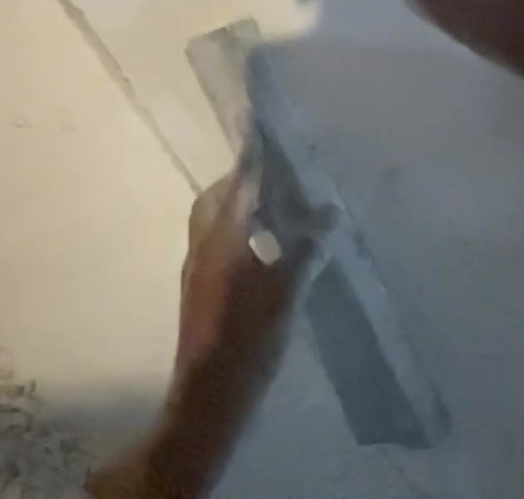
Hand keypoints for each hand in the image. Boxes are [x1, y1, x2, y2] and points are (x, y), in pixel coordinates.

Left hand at [88, 159, 327, 497]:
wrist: (208, 396)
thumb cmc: (249, 337)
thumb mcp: (286, 290)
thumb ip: (305, 246)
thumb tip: (327, 211)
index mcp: (221, 237)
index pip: (237, 182)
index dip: (251, 155)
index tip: (262, 128)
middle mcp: (202, 245)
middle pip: (216, 198)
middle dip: (242, 180)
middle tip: (276, 176)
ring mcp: (195, 268)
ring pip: (212, 220)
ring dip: (237, 205)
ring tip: (273, 207)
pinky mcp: (197, 288)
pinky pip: (214, 241)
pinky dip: (235, 229)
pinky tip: (262, 246)